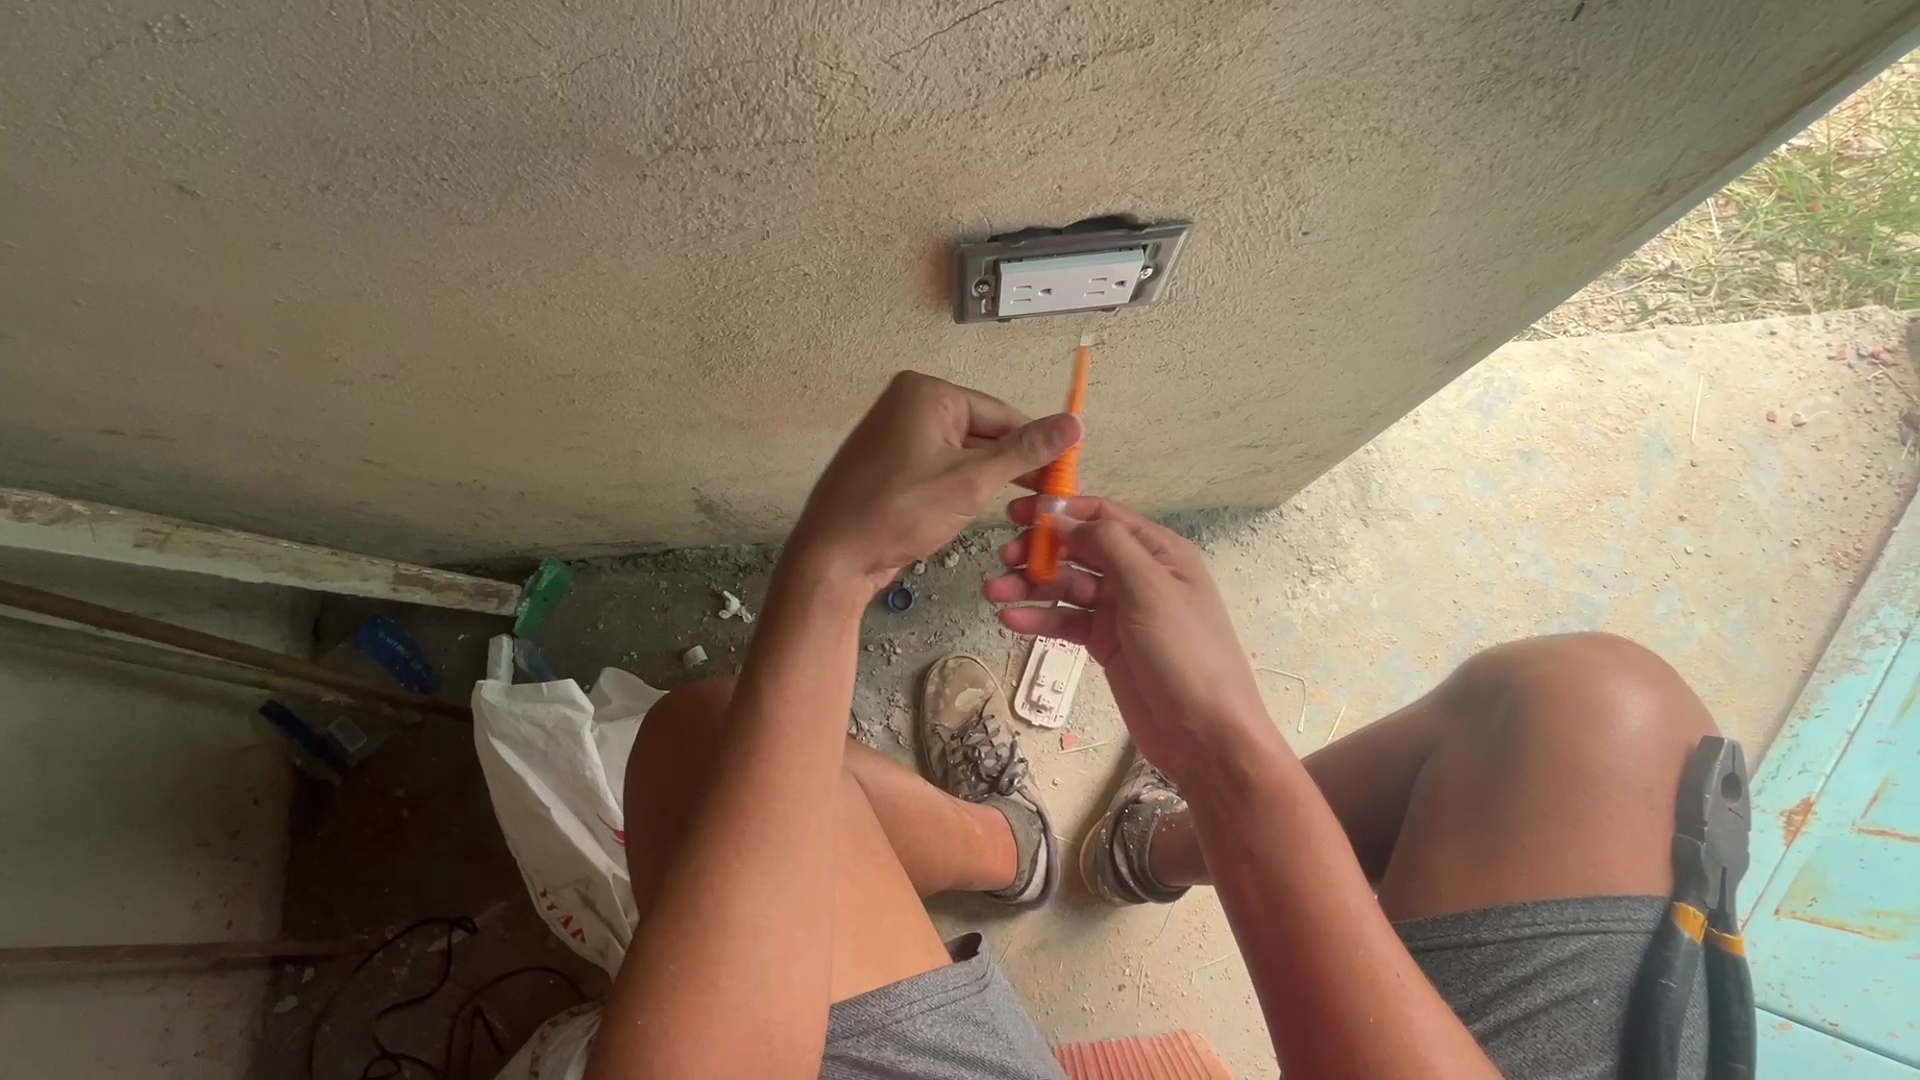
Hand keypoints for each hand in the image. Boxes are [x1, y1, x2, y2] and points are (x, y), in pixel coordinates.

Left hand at [789, 372, 1080, 592]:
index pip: (1001, 414)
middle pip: (982, 431)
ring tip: (1021, 506)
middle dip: (1012, 464)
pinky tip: (977, 507)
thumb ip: (1024, 452)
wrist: (834, 556)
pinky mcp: (891, 464)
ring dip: (989, 478)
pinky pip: (940, 466)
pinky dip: (962, 486)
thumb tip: (1073, 425)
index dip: (1036, 446)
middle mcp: (909, 404)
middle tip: (1046, 496)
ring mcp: (897, 434)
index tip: (1064, 474)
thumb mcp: (971, 481)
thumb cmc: (896, 512)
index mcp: (927, 392)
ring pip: (963, 452)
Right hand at [983, 495, 1279, 782]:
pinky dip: (1039, 620)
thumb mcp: (1151, 589)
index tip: (1017, 513)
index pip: (1102, 516)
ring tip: (992, 592)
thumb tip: (1064, 518)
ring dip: (1029, 587)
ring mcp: (1119, 611)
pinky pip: (1066, 622)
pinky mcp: (1104, 643)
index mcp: (1158, 552)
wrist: (1204, 735)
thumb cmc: (1185, 652)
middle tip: (1002, 556)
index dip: (1060, 510)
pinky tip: (1010, 620)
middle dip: (1039, 551)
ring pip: (1066, 588)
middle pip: (1078, 550)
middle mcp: (1137, 575)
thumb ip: (1109, 545)